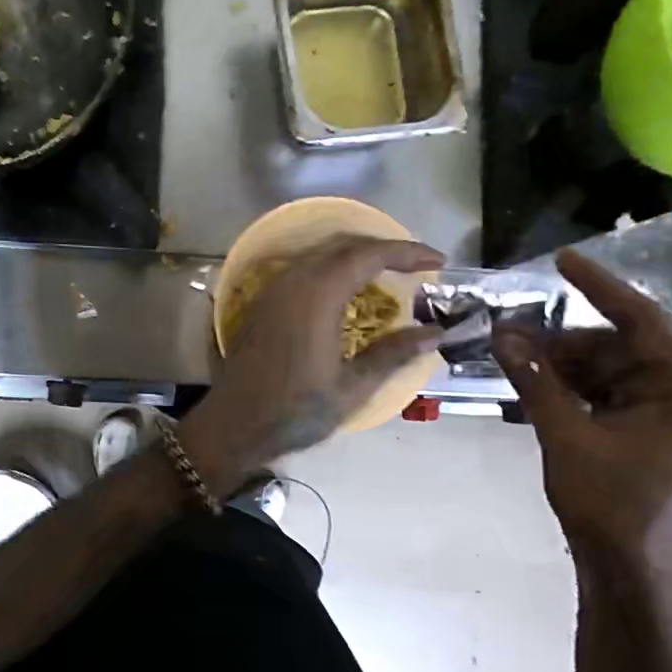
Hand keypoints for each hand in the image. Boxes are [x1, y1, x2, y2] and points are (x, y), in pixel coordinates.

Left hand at [181, 237, 444, 494]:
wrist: (234, 425)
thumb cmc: (295, 410)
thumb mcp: (353, 387)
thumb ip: (394, 354)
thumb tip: (436, 333)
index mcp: (317, 297)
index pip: (367, 255)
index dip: (406, 252)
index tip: (438, 262)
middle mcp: (291, 284)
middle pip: (341, 246)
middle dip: (382, 248)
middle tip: (416, 265)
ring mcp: (270, 293)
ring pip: (317, 255)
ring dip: (353, 257)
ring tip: (386, 275)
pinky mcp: (259, 306)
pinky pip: (299, 271)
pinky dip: (329, 270)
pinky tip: (345, 292)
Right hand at [492, 249, 671, 573]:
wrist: (628, 560)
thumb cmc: (609, 499)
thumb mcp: (565, 435)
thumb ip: (536, 381)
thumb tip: (501, 336)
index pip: (643, 320)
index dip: (599, 287)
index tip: (561, 259)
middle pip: (619, 343)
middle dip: (562, 337)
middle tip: (507, 331)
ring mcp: (668, 409)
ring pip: (607, 365)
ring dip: (559, 360)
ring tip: (509, 356)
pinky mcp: (646, 425)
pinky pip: (604, 387)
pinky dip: (568, 382)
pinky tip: (531, 379)